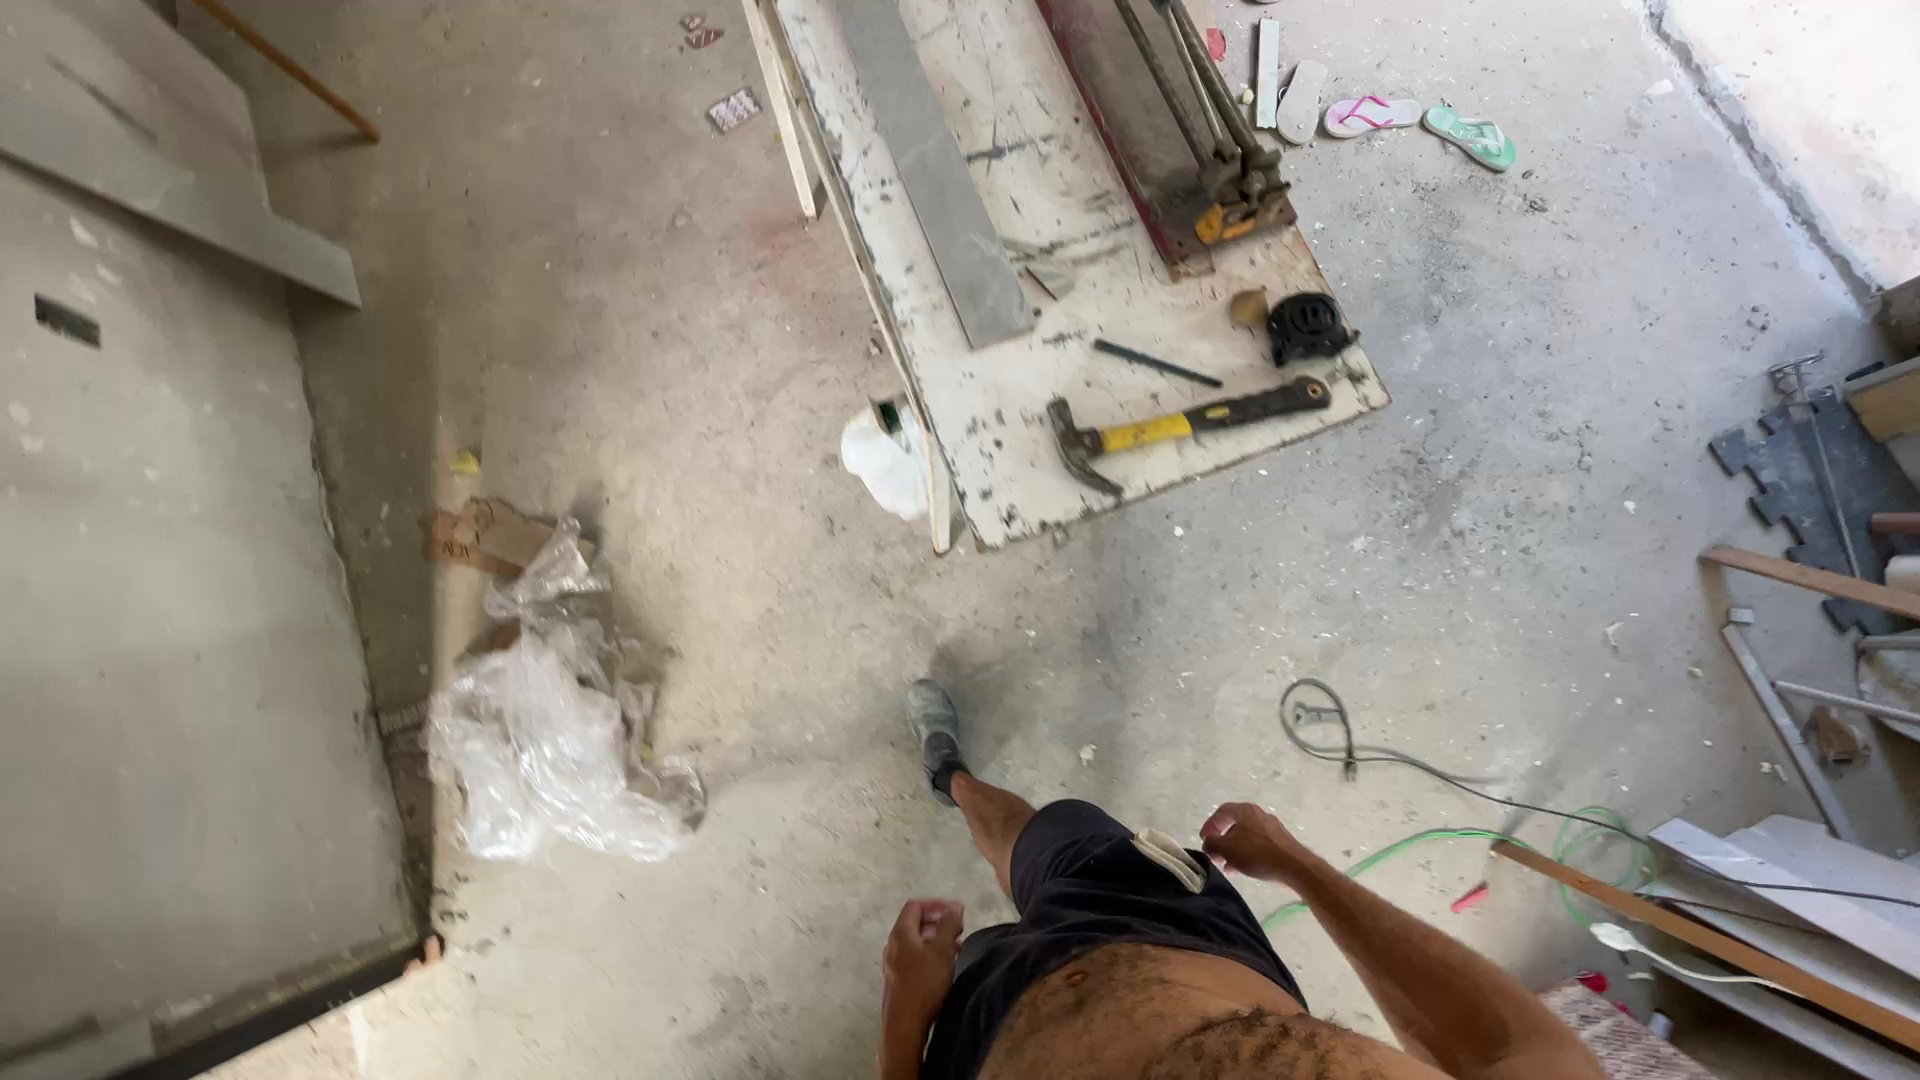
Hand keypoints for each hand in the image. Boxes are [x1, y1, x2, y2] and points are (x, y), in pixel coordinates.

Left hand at [881, 898, 963, 1036]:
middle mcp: (893, 945)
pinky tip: (944, 967)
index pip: (915, 905)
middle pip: (916, 923)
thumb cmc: (924, 984)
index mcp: (900, 933)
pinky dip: (930, 954)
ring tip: (956, 949)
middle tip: (959, 930)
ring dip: (937, 940)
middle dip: (939, 922)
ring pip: (917, 942)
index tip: (955, 912)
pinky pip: (915, 957)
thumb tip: (954, 905)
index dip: (936, 904)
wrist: (904, 1027)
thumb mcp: (942, 951)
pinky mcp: (897, 980)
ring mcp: (893, 964)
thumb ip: (949, 925)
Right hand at [1200, 802, 1312, 883]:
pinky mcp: (1281, 843)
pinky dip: (1248, 855)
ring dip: (1234, 851)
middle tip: (1216, 856)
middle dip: (1222, 842)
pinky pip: (1258, 846)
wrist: (1295, 867)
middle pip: (1234, 825)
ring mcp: (1272, 829)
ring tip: (1228, 868)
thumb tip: (1208, 844)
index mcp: (1245, 810)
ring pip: (1246, 838)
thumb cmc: (1257, 854)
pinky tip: (1244, 870)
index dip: (1210, 825)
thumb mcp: (1227, 849)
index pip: (1221, 813)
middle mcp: (1259, 815)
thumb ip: (1212, 844)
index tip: (1204, 839)